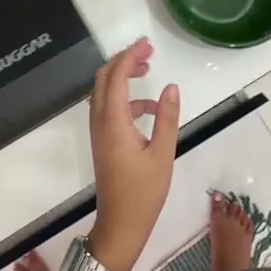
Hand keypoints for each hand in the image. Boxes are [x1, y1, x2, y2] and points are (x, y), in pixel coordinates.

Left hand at [87, 37, 180, 270]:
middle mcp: (100, 121)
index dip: (130, 56)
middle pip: (104, 78)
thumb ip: (166, 117)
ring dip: (122, 76)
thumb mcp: (162, 154)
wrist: (120, 225)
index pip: (116, 77)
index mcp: (113, 121)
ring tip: (148, 70)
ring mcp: (99, 131)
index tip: (148, 45)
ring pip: (103, 91)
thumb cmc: (143, 192)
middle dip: (123, 60)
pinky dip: (126, 98)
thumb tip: (171, 86)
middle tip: (147, 53)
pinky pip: (109, 107)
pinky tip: (149, 108)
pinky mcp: (103, 140)